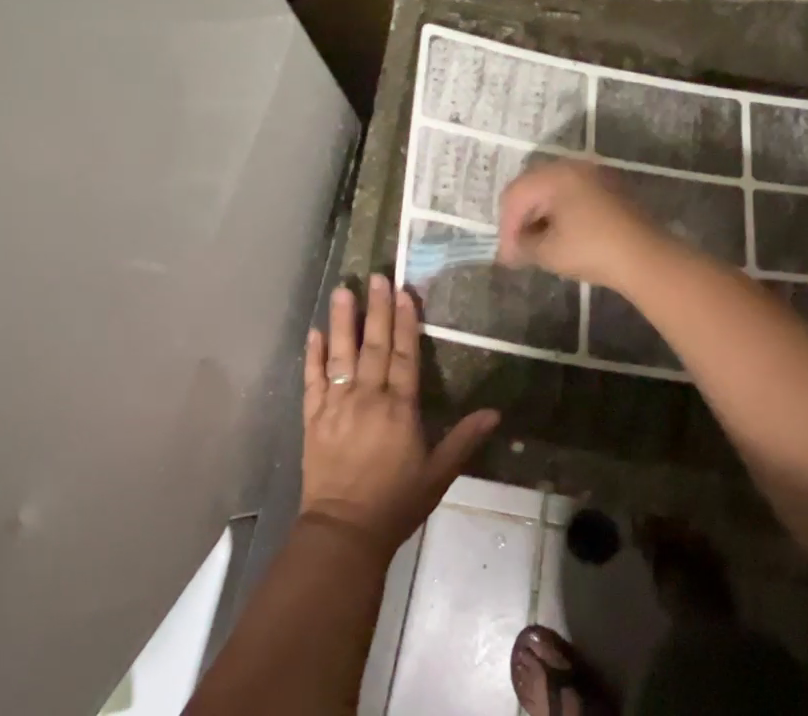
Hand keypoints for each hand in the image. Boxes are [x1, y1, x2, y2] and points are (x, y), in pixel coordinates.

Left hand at [301, 276, 499, 554]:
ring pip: (340, 355)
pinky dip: (312, 355)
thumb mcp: (438, 474)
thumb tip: (495, 413)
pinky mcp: (313, 418)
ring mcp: (336, 406)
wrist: (344, 530)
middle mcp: (367, 398)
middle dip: (377, 309)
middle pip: (374, 346)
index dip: (406, 322)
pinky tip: (314, 332)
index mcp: (399, 409)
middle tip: (375, 276)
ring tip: (343, 290)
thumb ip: (464, 440)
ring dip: (342, 321)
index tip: (404, 292)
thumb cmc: (396, 503)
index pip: (405, 355)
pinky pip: (312, 379)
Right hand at [497, 160, 668, 289]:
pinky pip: (574, 195)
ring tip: (536, 245)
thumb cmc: (592, 250)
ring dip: (540, 216)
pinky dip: (561, 213)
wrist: (647, 258)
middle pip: (533, 188)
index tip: (507, 257)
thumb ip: (522, 246)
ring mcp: (595, 175)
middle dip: (521, 219)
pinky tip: (559, 236)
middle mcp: (574, 166)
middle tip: (517, 249)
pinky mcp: (610, 189)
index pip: (515, 196)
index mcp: (555, 175)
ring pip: (554, 191)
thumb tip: (512, 249)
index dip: (506, 227)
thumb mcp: (548, 252)